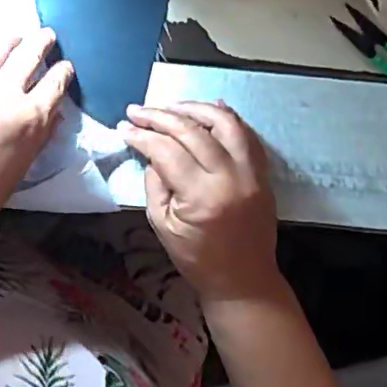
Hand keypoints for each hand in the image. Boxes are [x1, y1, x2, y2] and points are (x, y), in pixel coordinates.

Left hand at [0, 29, 73, 231]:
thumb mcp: (24, 164)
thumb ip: (40, 135)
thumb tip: (54, 115)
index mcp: (31, 116)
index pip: (56, 82)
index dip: (63, 71)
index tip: (64, 66)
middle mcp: (6, 93)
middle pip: (29, 55)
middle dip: (41, 42)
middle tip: (45, 35)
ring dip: (11, 43)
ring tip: (15, 39)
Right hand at [119, 101, 282, 305]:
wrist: (243, 279)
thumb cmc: (195, 257)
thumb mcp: (161, 222)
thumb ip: (155, 182)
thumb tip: (149, 150)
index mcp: (202, 196)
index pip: (166, 150)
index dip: (141, 135)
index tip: (123, 128)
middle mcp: (231, 179)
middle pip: (193, 131)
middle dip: (160, 117)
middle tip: (137, 111)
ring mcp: (252, 174)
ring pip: (225, 124)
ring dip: (194, 109)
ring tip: (169, 107)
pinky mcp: (263, 174)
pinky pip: (247, 135)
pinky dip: (226, 118)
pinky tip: (207, 109)